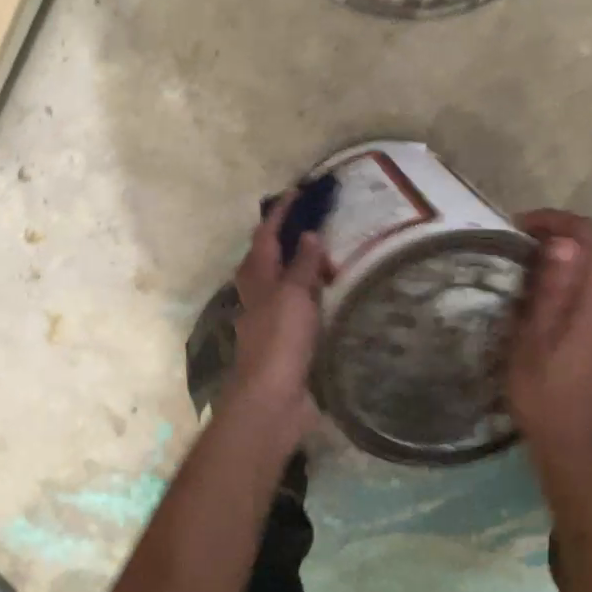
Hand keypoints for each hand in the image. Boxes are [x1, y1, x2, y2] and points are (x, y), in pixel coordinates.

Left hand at [226, 193, 331, 444]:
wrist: (272, 400)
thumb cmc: (279, 341)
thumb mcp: (293, 295)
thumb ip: (301, 265)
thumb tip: (308, 235)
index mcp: (256, 277)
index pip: (266, 234)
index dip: (282, 212)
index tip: (300, 191)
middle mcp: (259, 294)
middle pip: (273, 258)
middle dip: (293, 239)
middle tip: (323, 226)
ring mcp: (271, 319)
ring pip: (287, 284)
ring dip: (306, 269)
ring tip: (335, 259)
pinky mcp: (287, 342)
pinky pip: (302, 310)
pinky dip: (315, 297)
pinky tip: (333, 300)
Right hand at [506, 210, 591, 458]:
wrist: (572, 442)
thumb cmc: (543, 391)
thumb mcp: (534, 338)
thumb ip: (551, 288)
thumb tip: (561, 243)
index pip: (588, 235)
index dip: (554, 220)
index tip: (517, 227)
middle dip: (553, 242)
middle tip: (510, 253)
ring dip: (561, 267)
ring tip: (520, 278)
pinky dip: (572, 288)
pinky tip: (544, 306)